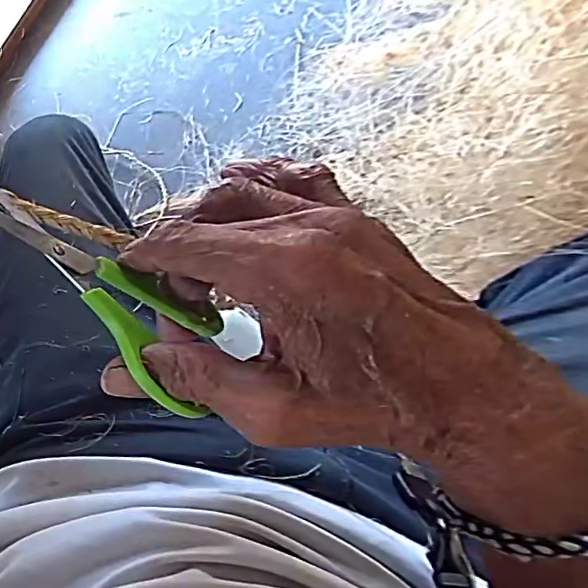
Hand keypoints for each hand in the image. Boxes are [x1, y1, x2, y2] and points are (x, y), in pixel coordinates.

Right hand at [100, 160, 587, 537]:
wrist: (471, 393)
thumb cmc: (367, 405)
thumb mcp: (265, 410)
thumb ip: (186, 378)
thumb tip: (116, 373)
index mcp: (283, 272)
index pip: (181, 242)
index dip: (140, 259)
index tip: (126, 281)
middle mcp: (307, 229)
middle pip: (202, 212)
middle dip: (170, 251)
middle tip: (175, 299)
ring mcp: (337, 216)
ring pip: (237, 189)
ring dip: (201, 223)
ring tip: (205, 270)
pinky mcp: (356, 217)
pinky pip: (291, 177)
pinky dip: (252, 184)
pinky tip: (237, 206)